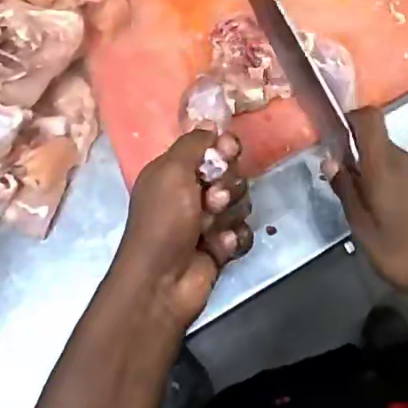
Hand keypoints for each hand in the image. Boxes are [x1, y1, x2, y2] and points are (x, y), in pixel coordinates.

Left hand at [112, 130, 251, 329]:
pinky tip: (219, 248)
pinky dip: (233, 239)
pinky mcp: (222, 245)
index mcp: (175, 170)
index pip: (212, 147)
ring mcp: (208, 219)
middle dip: (226, 186)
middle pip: (231, 173)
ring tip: (209, 229)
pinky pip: (245, 231)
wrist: (162, 282)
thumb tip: (210, 124)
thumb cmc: (163, 221)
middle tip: (209, 200)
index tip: (229, 152)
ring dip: (228, 215)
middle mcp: (192, 191)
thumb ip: (193, 144)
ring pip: (241, 202)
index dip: (225, 148)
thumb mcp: (171, 171)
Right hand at [329, 107, 407, 315]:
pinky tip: (390, 217)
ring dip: (373, 174)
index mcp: (385, 164)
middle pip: (376, 140)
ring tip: (366, 209)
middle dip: (355, 156)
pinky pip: (403, 174)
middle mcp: (405, 161)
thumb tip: (330, 161)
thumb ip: (346, 192)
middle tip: (343, 188)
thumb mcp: (364, 231)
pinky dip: (390, 185)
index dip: (350, 117)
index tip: (335, 138)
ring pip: (388, 159)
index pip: (370, 117)